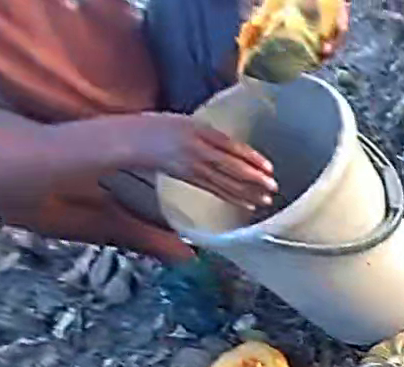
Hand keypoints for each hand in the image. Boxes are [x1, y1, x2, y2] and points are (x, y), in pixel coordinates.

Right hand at [114, 113, 276, 209]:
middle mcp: (195, 147)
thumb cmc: (161, 128)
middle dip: (255, 178)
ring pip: (226, 181)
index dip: (251, 157)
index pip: (230, 145)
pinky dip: (234, 198)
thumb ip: (212, 137)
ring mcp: (192, 164)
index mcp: (196, 129)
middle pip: (231, 166)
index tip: (269, 167)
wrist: (130, 138)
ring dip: (249, 193)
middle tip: (273, 186)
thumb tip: (242, 154)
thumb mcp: (187, 123)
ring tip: (267, 200)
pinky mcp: (189, 178)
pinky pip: (216, 190)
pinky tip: (249, 205)